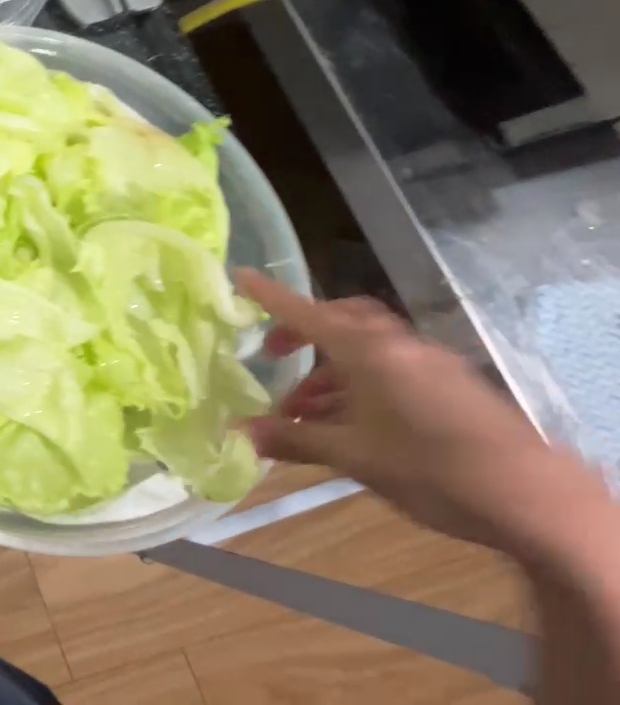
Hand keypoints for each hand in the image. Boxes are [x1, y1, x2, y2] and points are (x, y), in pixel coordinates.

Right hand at [236, 269, 610, 559]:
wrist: (540, 505)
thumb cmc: (433, 470)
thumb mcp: (353, 458)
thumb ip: (294, 440)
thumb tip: (242, 433)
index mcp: (369, 353)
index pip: (307, 313)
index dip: (270, 295)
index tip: (239, 275)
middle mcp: (399, 348)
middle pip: (343, 320)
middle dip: (304, 331)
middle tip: (275, 353)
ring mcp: (431, 367)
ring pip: (367, 350)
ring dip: (329, 370)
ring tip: (304, 409)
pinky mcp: (453, 389)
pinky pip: (392, 369)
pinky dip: (360, 383)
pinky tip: (350, 422)